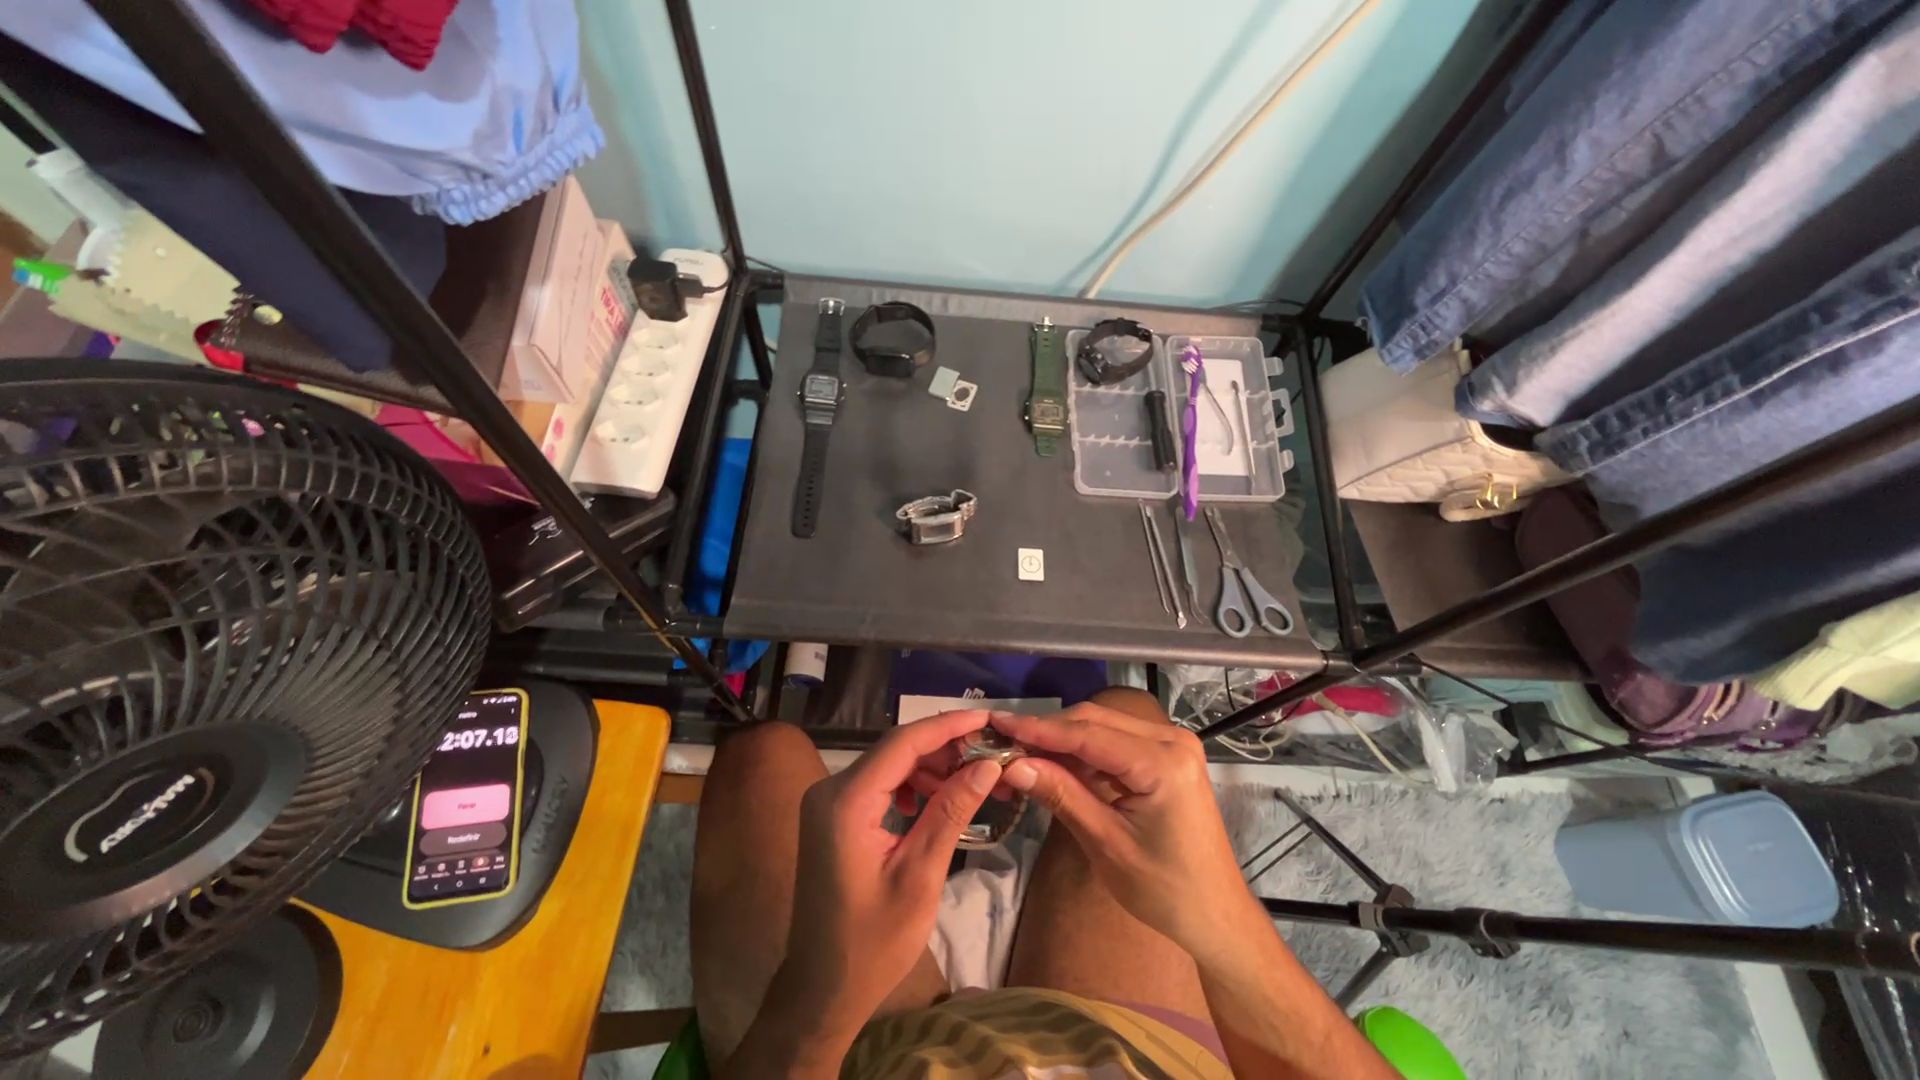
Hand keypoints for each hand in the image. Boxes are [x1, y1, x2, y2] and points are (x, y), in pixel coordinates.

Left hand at [774, 710, 1002, 1040]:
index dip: (948, 726)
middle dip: (943, 747)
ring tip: (973, 778)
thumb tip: (987, 765)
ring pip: (887, 764)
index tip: (989, 719)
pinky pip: (876, 784)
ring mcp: (826, 802)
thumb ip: (951, 813)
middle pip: (894, 749)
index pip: (902, 743)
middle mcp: (829, 790)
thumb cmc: (873, 943)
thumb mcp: (921, 876)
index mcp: (846, 801)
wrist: (822, 988)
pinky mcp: (832, 816)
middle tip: (990, 754)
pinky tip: (936, 799)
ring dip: (928, 766)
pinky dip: (909, 785)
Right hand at [991, 705, 1257, 957]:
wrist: (1215, 912)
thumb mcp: (1105, 844)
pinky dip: (1084, 749)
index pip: (1086, 733)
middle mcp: (1172, 739)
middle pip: (1094, 719)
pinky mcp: (1168, 755)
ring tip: (1019, 752)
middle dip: (1046, 730)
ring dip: (1062, 738)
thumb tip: (1012, 765)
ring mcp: (1173, 744)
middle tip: (1000, 743)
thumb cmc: (1164, 888)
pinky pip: (1116, 740)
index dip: (1037, 728)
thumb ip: (1061, 795)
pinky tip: (1054, 762)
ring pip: (1102, 725)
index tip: (996, 724)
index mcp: (1162, 763)